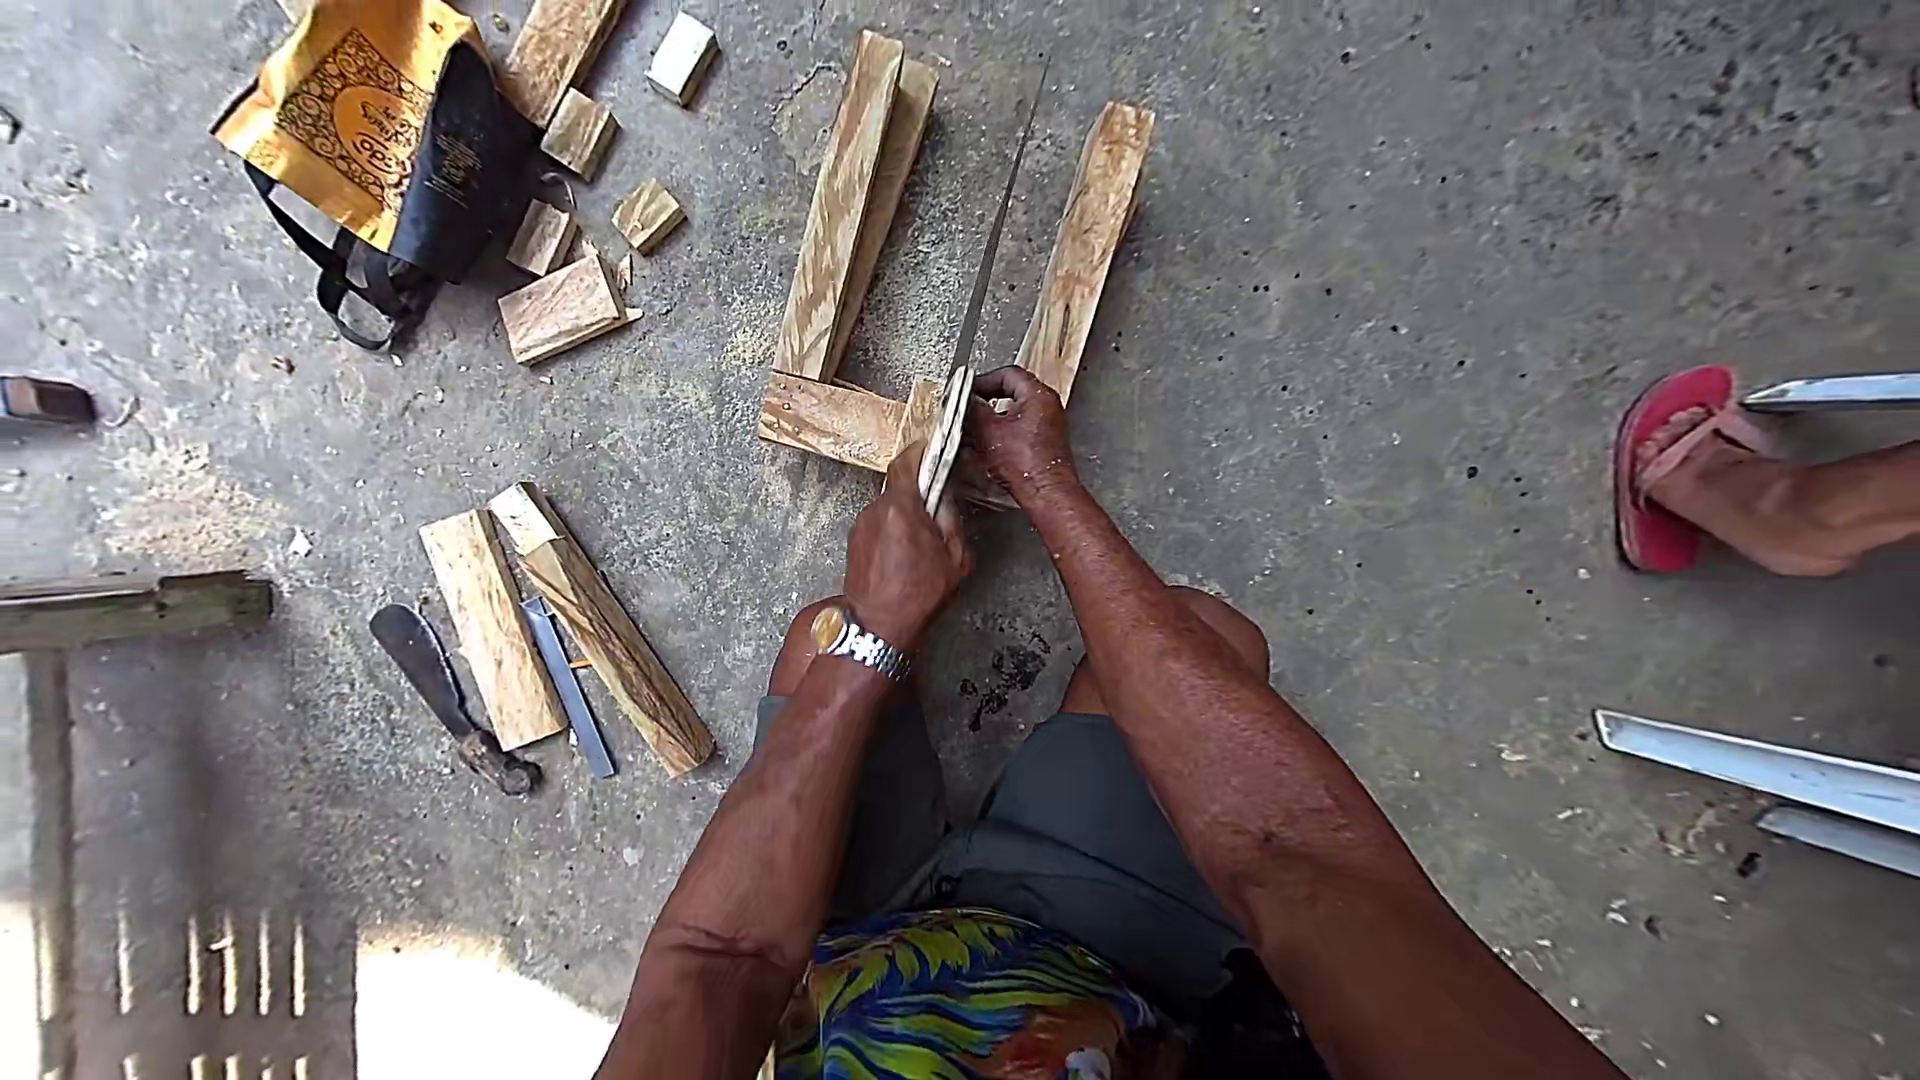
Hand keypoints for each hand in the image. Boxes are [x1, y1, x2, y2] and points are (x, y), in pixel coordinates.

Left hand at [843, 444, 973, 648]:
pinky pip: (879, 524)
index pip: (906, 462)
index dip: (920, 452)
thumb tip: (946, 497)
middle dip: (919, 493)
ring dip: (905, 515)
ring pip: (889, 507)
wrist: (878, 626)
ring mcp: (861, 526)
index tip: (932, 451)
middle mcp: (875, 511)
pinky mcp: (855, 541)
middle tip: (938, 510)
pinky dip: (893, 530)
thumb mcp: (955, 558)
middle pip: (899, 486)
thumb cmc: (916, 596)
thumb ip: (952, 519)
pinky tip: (906, 553)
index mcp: (901, 509)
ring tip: (922, 541)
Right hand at [967, 366, 1078, 502]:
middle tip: (969, 408)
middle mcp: (1047, 408)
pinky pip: (1019, 431)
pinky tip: (986, 446)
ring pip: (1014, 413)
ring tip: (973, 430)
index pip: (1008, 374)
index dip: (984, 381)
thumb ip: (975, 410)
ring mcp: (1048, 426)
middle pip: (1012, 393)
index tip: (968, 391)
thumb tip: (966, 400)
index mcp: (1038, 396)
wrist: (1046, 494)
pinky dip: (1001, 434)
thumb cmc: (1028, 465)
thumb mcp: (990, 432)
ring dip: (992, 420)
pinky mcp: (1044, 444)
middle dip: (986, 401)